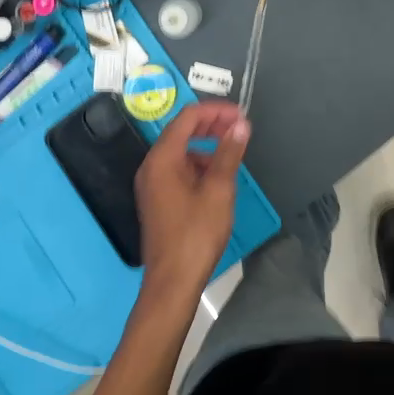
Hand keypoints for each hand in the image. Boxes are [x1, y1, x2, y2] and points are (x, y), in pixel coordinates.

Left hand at [134, 101, 250, 292]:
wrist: (172, 283)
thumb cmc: (196, 234)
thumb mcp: (219, 190)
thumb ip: (229, 153)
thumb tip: (240, 124)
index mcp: (162, 158)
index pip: (188, 117)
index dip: (216, 111)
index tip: (241, 115)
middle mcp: (152, 165)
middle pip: (182, 130)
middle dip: (211, 124)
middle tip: (240, 127)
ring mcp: (152, 183)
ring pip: (180, 150)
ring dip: (206, 144)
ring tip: (232, 151)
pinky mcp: (157, 199)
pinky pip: (178, 168)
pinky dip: (198, 163)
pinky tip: (217, 176)